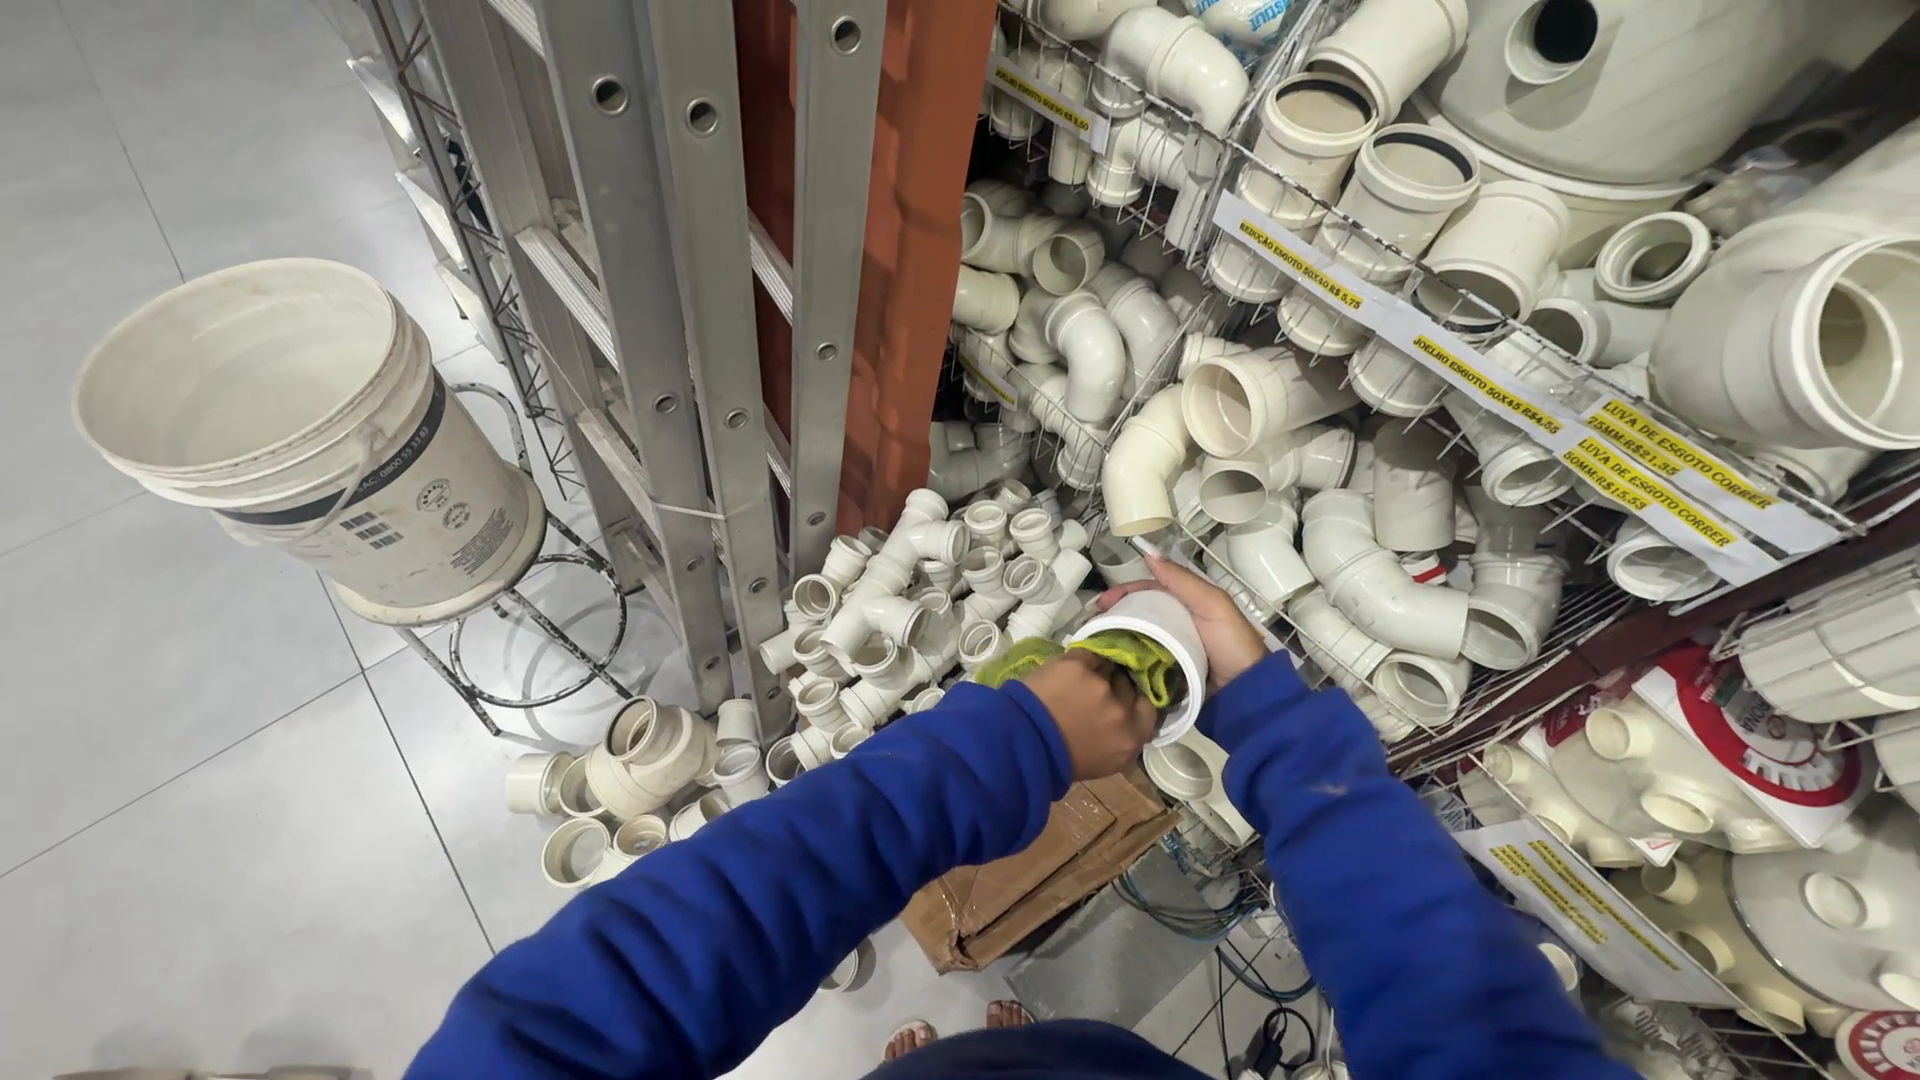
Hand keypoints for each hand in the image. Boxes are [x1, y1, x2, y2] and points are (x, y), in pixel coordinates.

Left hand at [1020, 650, 1157, 779]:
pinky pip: (1088, 654)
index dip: (1135, 700)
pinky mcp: (1078, 664)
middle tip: (1095, 692)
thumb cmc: (1058, 761)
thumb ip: (1121, 737)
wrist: (1020, 742)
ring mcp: (1100, 684)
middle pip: (1127, 685)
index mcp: (1130, 738)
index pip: (1147, 708)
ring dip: (1097, 672)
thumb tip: (1124, 716)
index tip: (1123, 699)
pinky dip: (1080, 661)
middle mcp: (1121, 710)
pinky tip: (1068, 669)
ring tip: (1078, 680)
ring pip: (1108, 667)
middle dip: (1115, 686)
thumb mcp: (1103, 761)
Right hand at [1095, 554, 1267, 693]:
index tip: (1101, 603)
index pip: (1148, 591)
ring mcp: (1170, 651)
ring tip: (1094, 644)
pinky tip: (1108, 663)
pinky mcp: (1167, 675)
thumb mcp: (1212, 604)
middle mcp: (1176, 624)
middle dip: (1114, 616)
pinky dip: (1125, 661)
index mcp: (1186, 604)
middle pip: (1138, 614)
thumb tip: (1149, 554)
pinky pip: (1141, 663)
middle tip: (1091, 625)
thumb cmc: (1231, 643)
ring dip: (1115, 638)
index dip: (1124, 593)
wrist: (1246, 691)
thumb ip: (1182, 581)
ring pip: (1136, 638)